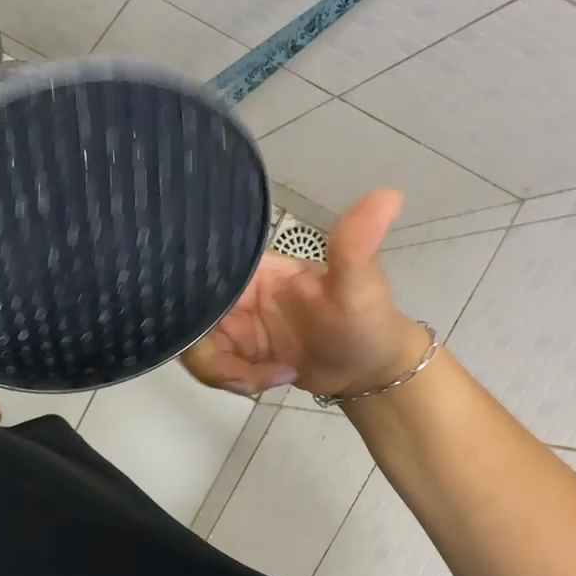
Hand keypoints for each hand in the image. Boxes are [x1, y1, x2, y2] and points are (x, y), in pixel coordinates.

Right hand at [182, 190, 430, 397]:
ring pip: (195, 347)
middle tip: (246, 374)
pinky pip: (211, 367)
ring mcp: (230, 324)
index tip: (219, 332)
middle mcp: (233, 294)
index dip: (196, 306)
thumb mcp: (359, 286)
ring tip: (271, 376)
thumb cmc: (365, 321)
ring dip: (226, 373)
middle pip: (188, 319)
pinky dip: (238, 381)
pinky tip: (273, 378)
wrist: (367, 370)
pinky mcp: (232, 352)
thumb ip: (355, 247)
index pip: (200, 278)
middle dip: (212, 356)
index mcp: (252, 270)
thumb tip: (388, 194)